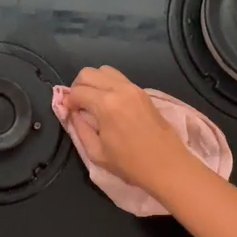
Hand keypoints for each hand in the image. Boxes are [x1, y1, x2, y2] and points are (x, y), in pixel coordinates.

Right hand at [62, 66, 196, 193]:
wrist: (168, 166)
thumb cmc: (130, 164)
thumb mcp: (96, 153)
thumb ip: (79, 129)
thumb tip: (71, 113)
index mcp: (106, 104)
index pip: (77, 91)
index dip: (68, 102)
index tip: (68, 113)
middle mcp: (119, 89)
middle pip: (88, 73)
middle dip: (78, 87)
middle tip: (79, 105)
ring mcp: (133, 88)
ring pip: (104, 70)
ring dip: (94, 82)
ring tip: (94, 101)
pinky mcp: (143, 91)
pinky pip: (119, 78)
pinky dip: (108, 84)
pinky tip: (110, 103)